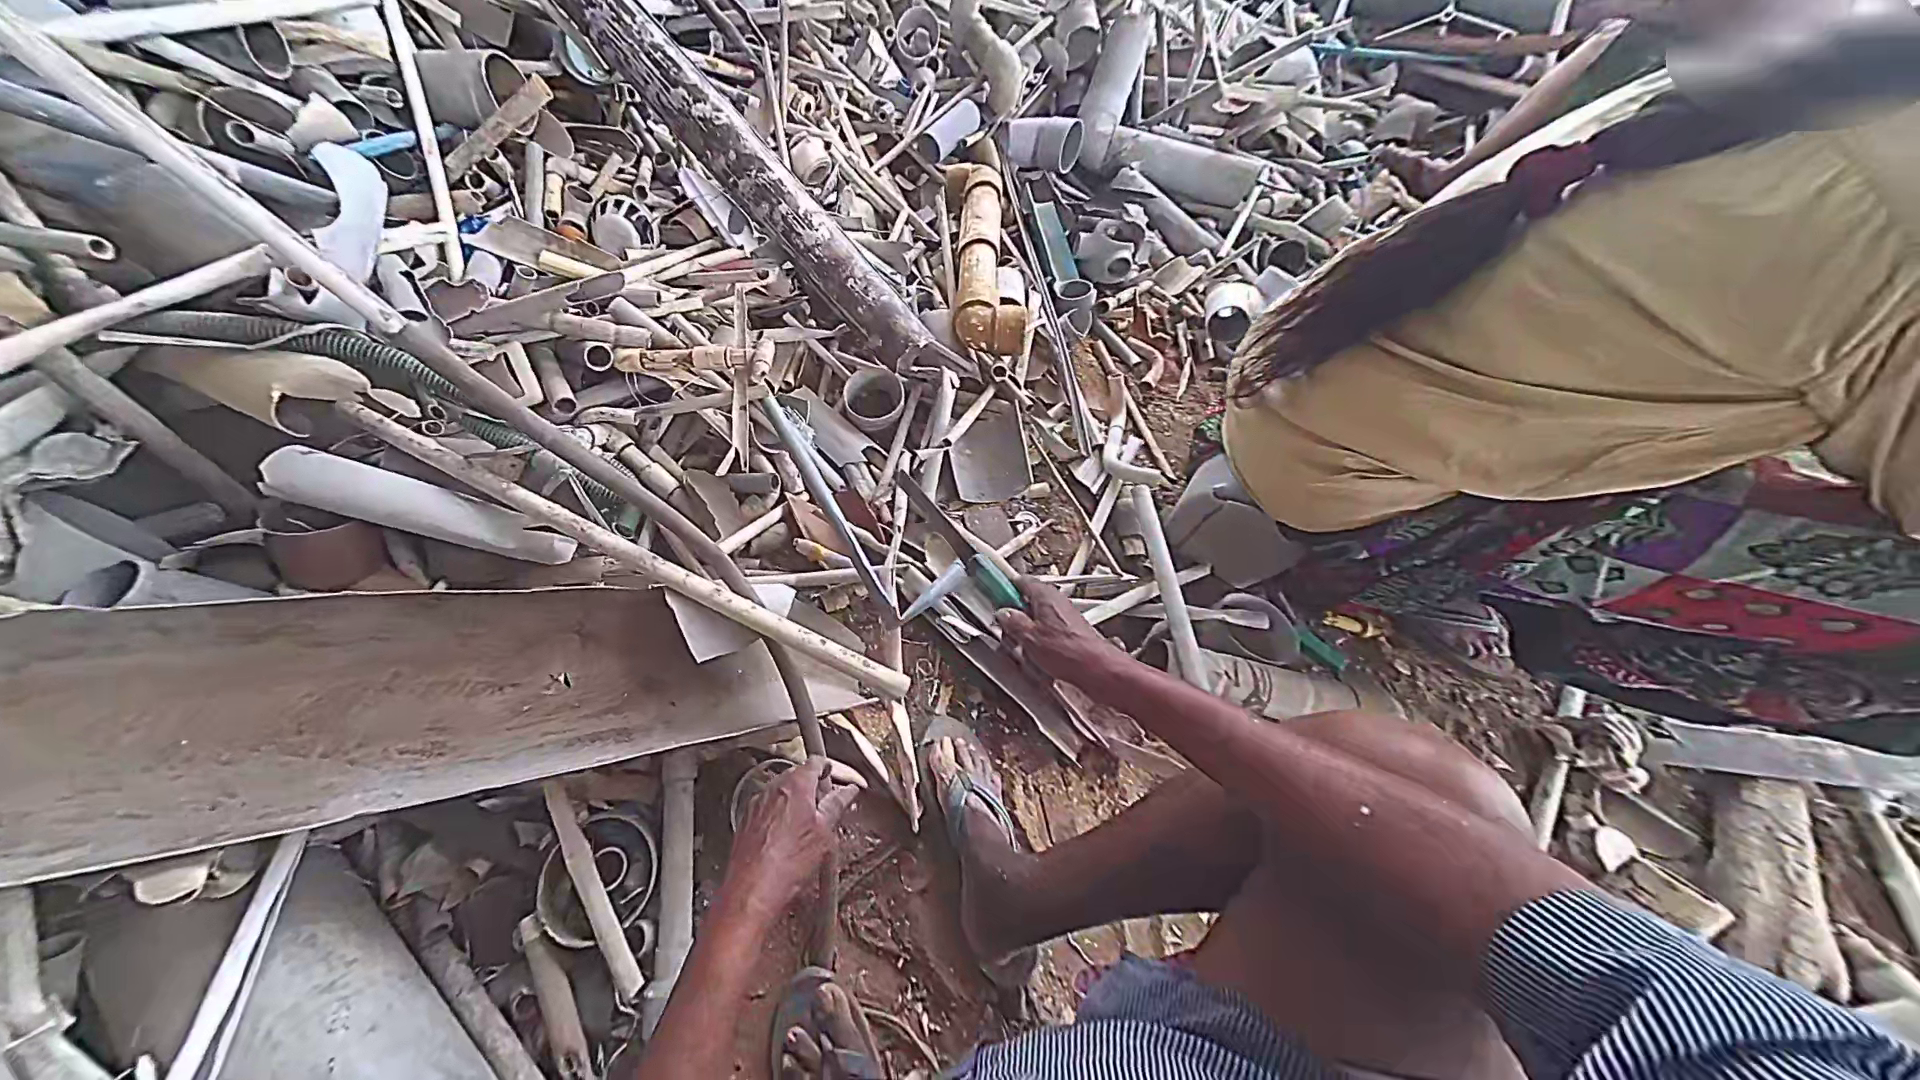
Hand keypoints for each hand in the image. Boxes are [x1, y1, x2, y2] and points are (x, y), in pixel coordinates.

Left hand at [724, 757, 862, 916]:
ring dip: (795, 802)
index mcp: (794, 786)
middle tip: (826, 804)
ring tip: (807, 826)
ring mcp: (756, 806)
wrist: (751, 894)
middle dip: (812, 787)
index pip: (814, 762)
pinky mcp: (746, 823)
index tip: (833, 775)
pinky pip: (767, 809)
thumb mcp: (824, 833)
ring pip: (780, 793)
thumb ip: (836, 805)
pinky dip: (779, 815)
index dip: (827, 768)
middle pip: (796, 776)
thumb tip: (847, 792)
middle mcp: (772, 790)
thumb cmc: (786, 865)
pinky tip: (787, 839)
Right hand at [995, 577, 1126, 686]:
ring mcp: (1065, 618)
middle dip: (1015, 617)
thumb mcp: (1029, 637)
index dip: (1004, 586)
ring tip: (1023, 649)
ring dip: (1027, 633)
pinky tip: (1038, 659)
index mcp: (1045, 595)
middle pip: (1027, 602)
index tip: (992, 590)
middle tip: (1006, 629)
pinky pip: (1047, 635)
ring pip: (1037, 621)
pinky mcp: (1070, 634)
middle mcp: (1057, 602)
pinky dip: (1039, 644)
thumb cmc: (1071, 651)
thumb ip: (1013, 623)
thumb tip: (1003, 614)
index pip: (1020, 581)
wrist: (1097, 670)